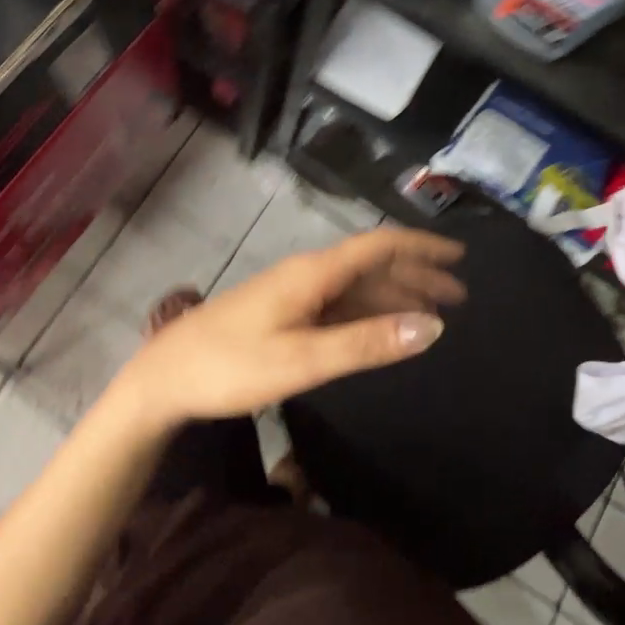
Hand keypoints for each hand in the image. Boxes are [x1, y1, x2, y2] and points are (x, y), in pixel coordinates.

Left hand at [115, 227, 466, 430]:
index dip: (421, 247)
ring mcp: (293, 294)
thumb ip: (367, 344)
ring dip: (396, 295)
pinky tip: (383, 329)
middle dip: (416, 275)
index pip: (378, 245)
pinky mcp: (283, 314)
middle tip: (459, 297)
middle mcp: (307, 274)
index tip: (460, 257)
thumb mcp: (303, 360)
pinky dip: (370, 313)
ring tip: (434, 315)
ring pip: (356, 286)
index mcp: (313, 273)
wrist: (164, 379)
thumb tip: (432, 326)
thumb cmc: (230, 366)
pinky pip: (339, 305)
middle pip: (371, 264)